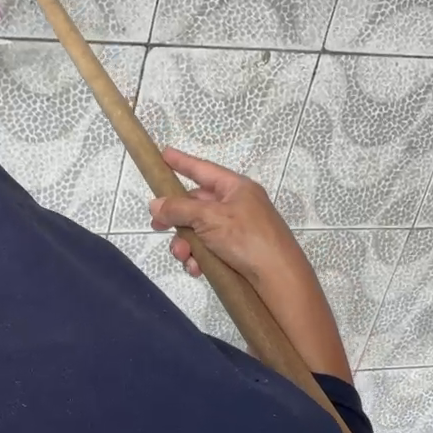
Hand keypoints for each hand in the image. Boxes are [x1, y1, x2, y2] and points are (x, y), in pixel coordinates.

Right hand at [149, 147, 307, 288]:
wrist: (277, 278)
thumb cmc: (247, 238)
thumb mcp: (209, 218)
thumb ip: (178, 209)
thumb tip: (155, 204)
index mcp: (236, 189)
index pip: (203, 170)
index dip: (182, 162)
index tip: (163, 153)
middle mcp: (236, 206)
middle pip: (195, 205)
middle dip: (176, 218)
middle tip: (157, 226)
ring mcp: (235, 230)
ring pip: (197, 230)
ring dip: (185, 243)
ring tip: (183, 255)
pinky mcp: (234, 252)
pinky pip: (206, 249)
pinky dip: (197, 258)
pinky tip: (196, 268)